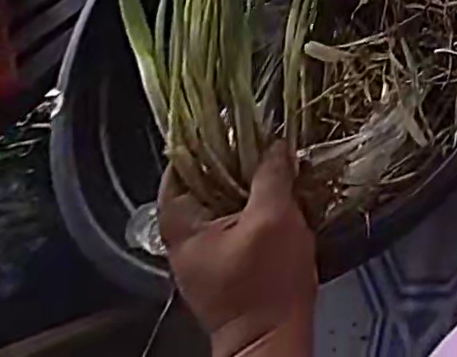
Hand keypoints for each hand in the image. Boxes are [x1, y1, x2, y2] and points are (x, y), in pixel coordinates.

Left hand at [160, 143, 317, 356]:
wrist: (275, 336)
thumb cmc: (265, 278)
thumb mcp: (272, 217)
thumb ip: (271, 175)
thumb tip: (275, 143)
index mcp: (185, 231)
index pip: (175, 177)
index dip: (195, 146)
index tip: (220, 121)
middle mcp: (190, 240)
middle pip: (201, 185)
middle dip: (228, 157)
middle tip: (256, 132)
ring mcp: (212, 252)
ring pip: (223, 200)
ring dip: (246, 177)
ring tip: (272, 152)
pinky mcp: (234, 259)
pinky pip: (240, 215)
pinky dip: (256, 196)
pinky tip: (280, 184)